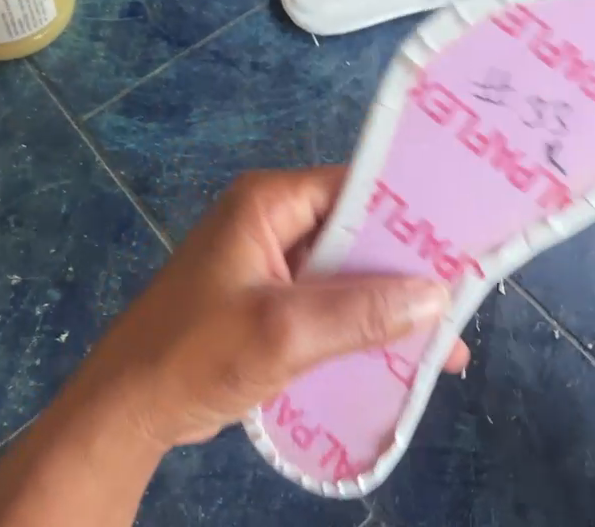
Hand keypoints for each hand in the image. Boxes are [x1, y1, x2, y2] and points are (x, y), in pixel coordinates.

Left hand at [69, 167, 470, 451]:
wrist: (130, 407)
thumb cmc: (197, 352)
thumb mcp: (283, 330)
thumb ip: (359, 310)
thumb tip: (435, 295)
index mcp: (268, 203)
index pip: (353, 187)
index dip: (407, 211)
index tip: (461, 240)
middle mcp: (271, 220)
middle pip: (354, 231)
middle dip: (404, 268)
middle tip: (464, 300)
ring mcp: (268, 261)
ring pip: (344, 271)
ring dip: (386, 303)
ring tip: (445, 343)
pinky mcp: (267, 299)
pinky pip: (326, 301)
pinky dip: (358, 323)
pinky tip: (397, 356)